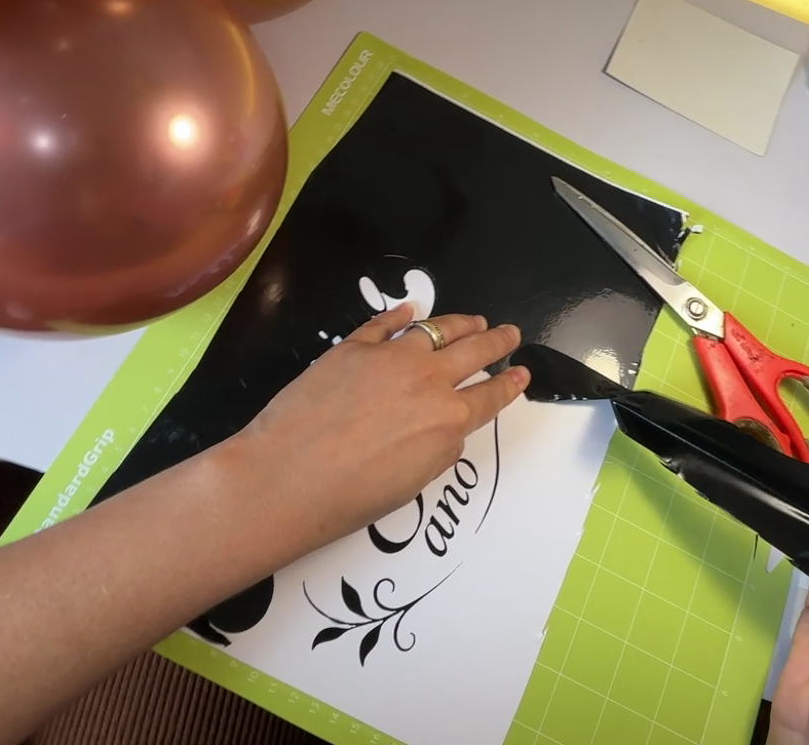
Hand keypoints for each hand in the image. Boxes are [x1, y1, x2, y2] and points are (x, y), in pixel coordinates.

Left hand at [232, 304, 528, 553]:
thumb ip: (440, 449)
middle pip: (474, 351)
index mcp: (448, 419)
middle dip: (497, 341)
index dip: (510, 383)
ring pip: (437, 328)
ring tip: (474, 319)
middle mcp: (429, 379)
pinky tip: (410, 310)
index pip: (491, 396)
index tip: (522, 371)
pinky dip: (401, 316)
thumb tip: (446, 426)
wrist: (286, 476)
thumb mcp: (413, 483)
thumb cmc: (350, 498)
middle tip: (510, 332)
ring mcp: (391, 357)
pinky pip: (385, 324)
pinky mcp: (354, 346)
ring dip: (461, 323)